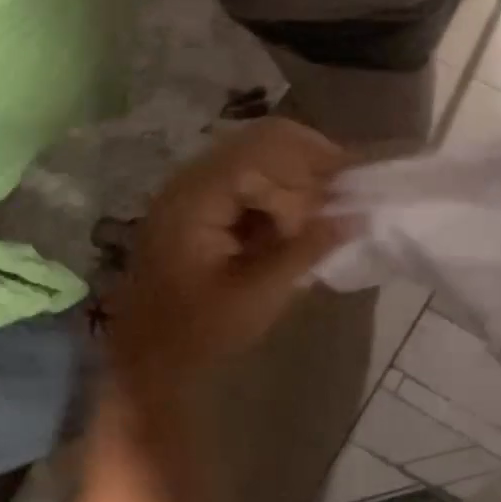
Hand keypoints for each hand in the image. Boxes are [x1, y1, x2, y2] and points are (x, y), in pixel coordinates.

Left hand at [112, 118, 350, 382]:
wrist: (144, 359)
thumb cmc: (198, 333)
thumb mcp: (258, 296)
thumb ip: (306, 250)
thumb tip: (355, 216)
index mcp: (198, 196)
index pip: (266, 150)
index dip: (314, 166)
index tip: (350, 194)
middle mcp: (192, 179)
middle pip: (262, 142)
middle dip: (309, 166)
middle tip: (344, 199)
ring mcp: (192, 191)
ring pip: (257, 157)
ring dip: (295, 180)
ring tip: (325, 215)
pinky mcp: (198, 208)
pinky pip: (246, 182)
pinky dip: (277, 196)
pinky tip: (295, 227)